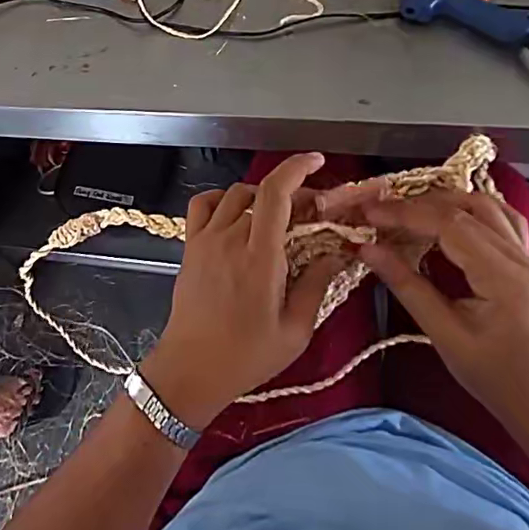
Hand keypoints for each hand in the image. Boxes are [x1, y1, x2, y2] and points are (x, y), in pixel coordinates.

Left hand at [141, 153, 349, 428]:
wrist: (191, 369)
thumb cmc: (245, 356)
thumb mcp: (295, 330)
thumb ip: (316, 285)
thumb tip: (337, 253)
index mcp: (259, 258)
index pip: (276, 194)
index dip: (296, 169)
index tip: (316, 161)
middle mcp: (230, 239)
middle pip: (262, 193)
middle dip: (292, 193)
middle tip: (311, 212)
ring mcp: (206, 239)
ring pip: (235, 194)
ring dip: (261, 196)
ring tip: (278, 217)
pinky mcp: (191, 245)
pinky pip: (203, 204)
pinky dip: (222, 199)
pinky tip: (237, 215)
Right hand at [358, 191, 528, 435]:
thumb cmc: (497, 381)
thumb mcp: (445, 337)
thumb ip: (407, 286)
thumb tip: (368, 250)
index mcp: (507, 280)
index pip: (451, 225)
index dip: (407, 213)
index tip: (371, 213)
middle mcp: (525, 260)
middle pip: (469, 208)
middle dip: (420, 204)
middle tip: (383, 211)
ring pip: (488, 207)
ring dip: (447, 201)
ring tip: (410, 210)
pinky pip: (502, 220)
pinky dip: (470, 210)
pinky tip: (450, 217)